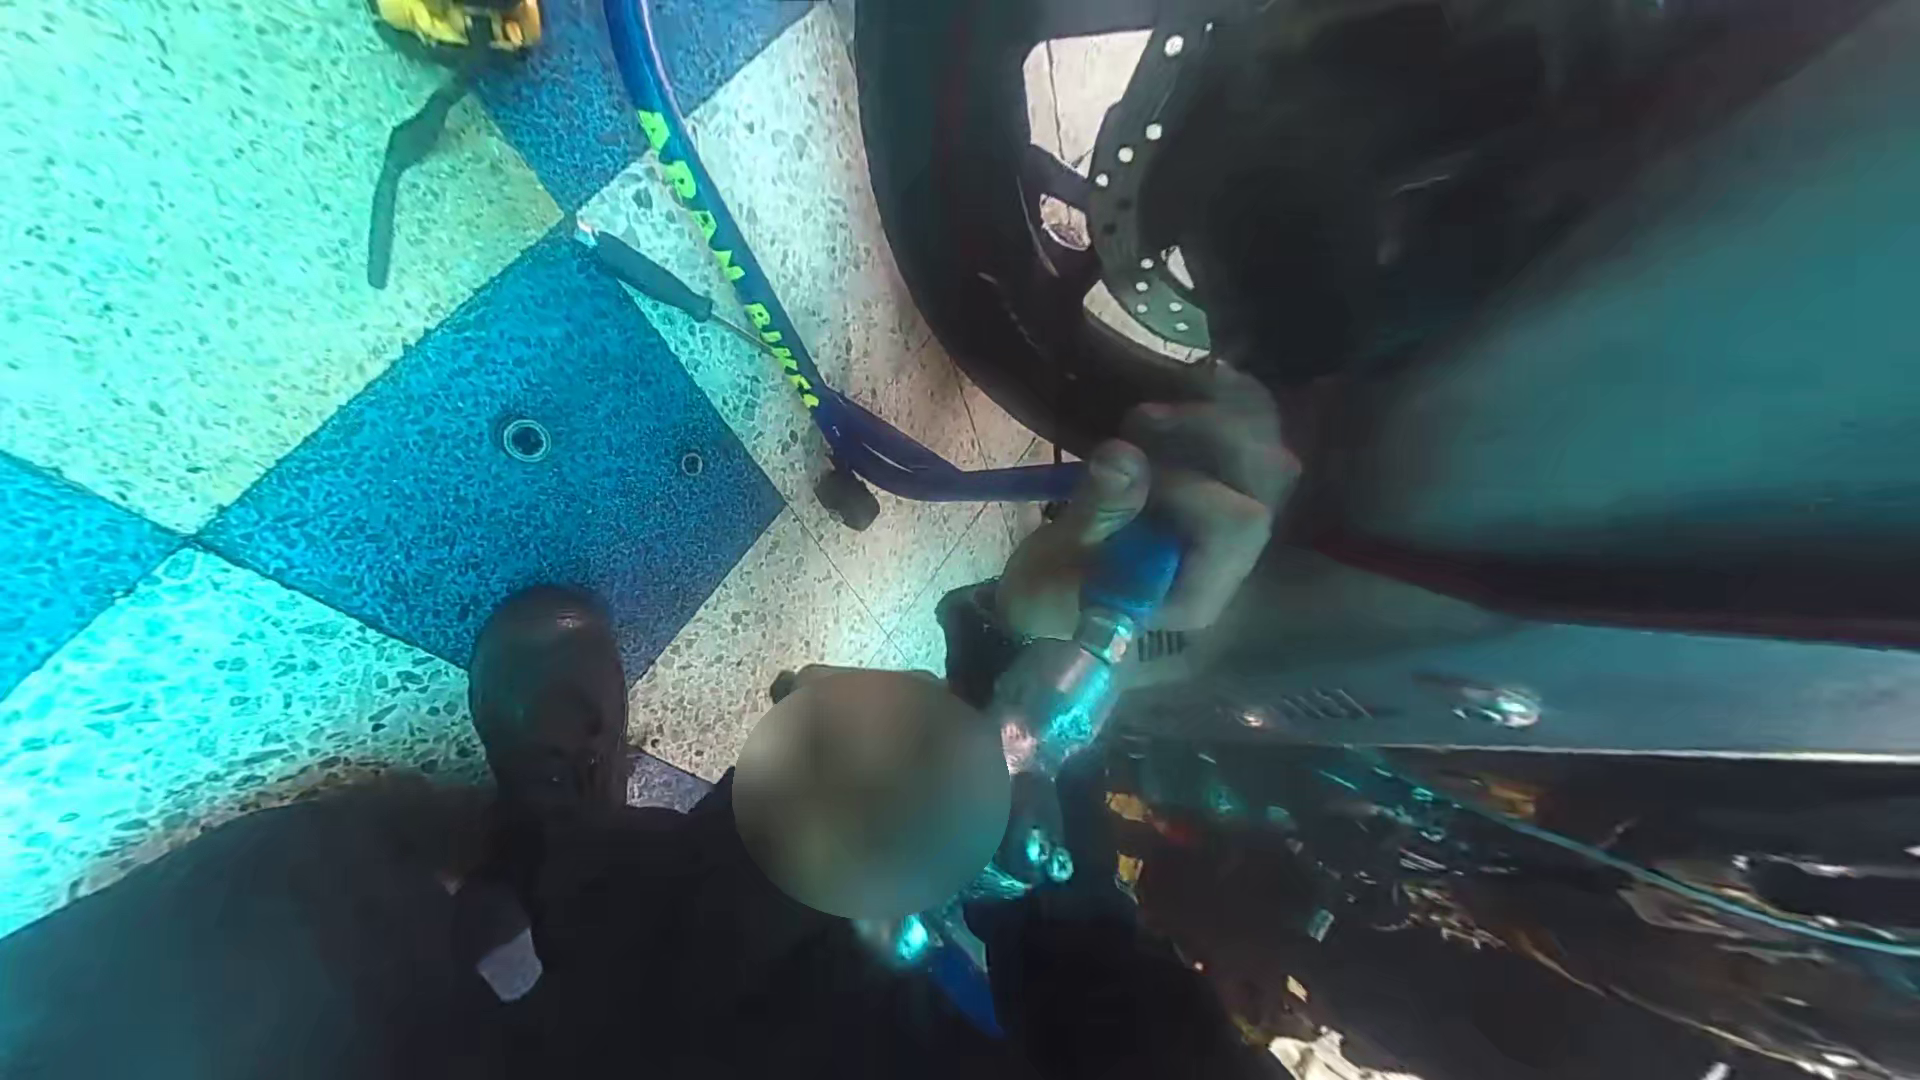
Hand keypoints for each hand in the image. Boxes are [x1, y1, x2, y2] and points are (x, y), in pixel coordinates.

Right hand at [996, 363, 1294, 639]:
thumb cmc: (1053, 590)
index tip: (1123, 468)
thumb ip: (1096, 513)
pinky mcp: (1217, 499)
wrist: (1055, 591)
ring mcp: (1228, 527)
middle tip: (1138, 418)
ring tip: (1158, 405)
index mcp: (1197, 591)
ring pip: (1267, 450)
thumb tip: (1123, 454)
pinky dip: (1229, 404)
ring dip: (1220, 412)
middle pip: (1266, 479)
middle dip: (1209, 432)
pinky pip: (1253, 440)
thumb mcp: (1059, 564)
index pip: (1235, 525)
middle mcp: (1229, 560)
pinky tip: (1190, 384)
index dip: (1188, 484)